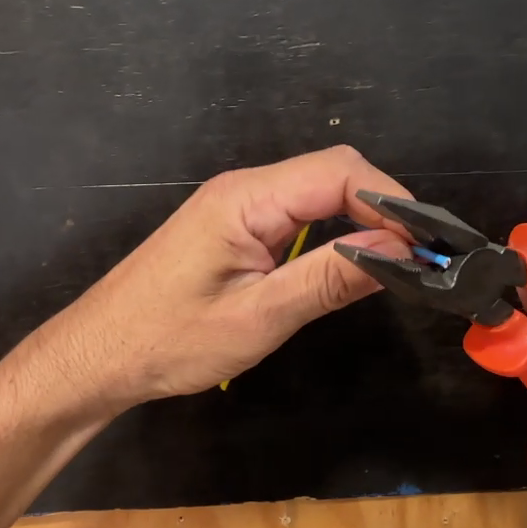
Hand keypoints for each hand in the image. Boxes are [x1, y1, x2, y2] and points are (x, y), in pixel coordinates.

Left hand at [33, 145, 413, 409]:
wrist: (97, 355)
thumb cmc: (168, 341)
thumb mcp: (257, 317)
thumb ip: (330, 277)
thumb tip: (401, 249)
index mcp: (247, 198)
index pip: (339, 172)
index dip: (392, 202)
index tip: (429, 247)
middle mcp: (245, 188)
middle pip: (334, 173)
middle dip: (385, 208)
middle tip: (424, 258)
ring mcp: (238, 206)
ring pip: (319, 192)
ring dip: (363, 219)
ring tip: (403, 262)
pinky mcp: (236, 228)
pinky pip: (299, 214)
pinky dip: (336, 231)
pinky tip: (354, 261)